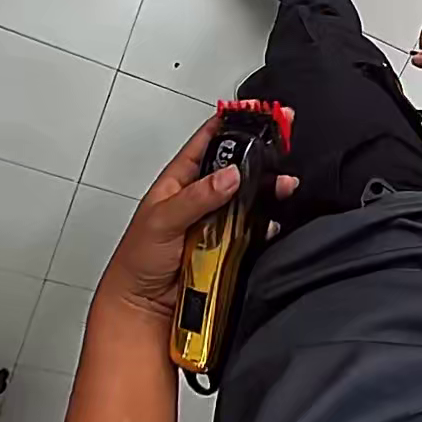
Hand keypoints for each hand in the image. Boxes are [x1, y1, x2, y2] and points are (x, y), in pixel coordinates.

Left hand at [101, 113, 298, 320]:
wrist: (144, 309)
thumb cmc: (137, 260)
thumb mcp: (162, 220)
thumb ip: (196, 196)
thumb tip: (229, 175)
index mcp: (181, 180)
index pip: (209, 140)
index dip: (230, 123)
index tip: (254, 111)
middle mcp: (203, 196)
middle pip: (237, 167)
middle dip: (260, 157)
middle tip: (281, 144)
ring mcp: (218, 220)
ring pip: (250, 197)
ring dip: (268, 191)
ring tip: (284, 185)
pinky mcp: (230, 244)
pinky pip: (255, 229)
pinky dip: (266, 225)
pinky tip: (272, 223)